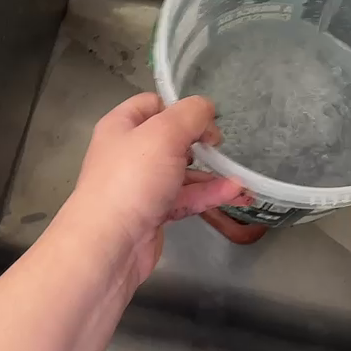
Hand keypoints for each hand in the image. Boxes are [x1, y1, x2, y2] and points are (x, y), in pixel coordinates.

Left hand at [54, 93, 246, 284]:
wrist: (109, 245)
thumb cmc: (133, 179)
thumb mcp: (164, 133)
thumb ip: (190, 115)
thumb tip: (206, 110)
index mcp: (121, 126)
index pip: (152, 104)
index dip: (180, 108)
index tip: (205, 120)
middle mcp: (128, 153)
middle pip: (169, 139)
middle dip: (199, 142)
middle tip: (220, 147)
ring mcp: (140, 185)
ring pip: (181, 172)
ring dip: (211, 174)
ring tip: (241, 178)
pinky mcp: (152, 213)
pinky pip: (184, 198)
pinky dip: (208, 195)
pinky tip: (235, 193)